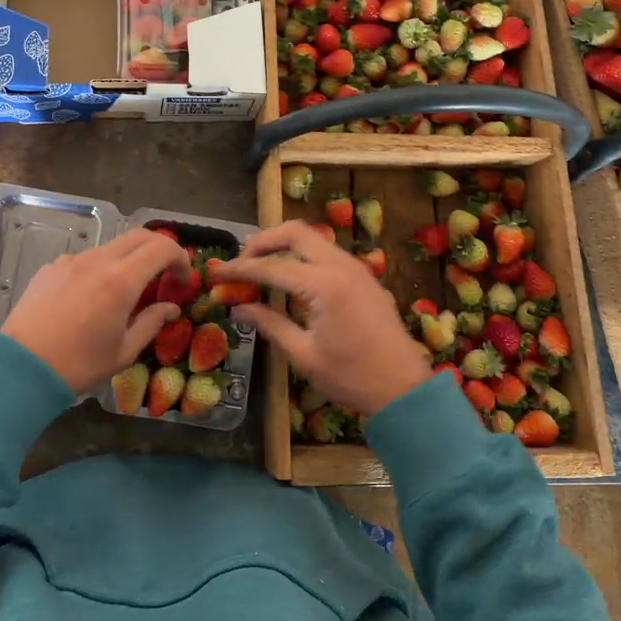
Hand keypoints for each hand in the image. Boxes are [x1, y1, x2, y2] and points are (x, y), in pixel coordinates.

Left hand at [1, 229, 188, 393]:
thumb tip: (171, 309)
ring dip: (128, 260)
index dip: (180, 258)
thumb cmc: (79, 364)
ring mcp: (70, 261)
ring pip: (110, 248)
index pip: (162, 248)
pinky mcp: (50, 268)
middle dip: (159, 249)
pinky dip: (99, 270)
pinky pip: (84, 260)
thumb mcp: (124, 351)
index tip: (183, 279)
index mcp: (121, 280)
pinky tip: (91, 300)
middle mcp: (97, 260)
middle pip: (138, 236)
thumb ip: (152, 323)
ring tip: (126, 293)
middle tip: (165, 275)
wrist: (20, 368)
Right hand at [219, 220, 430, 415]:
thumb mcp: (303, 355)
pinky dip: (303, 255)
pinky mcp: (364, 276)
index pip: (272, 267)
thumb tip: (238, 309)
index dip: (240, 269)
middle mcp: (341, 265)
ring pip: (312, 238)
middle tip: (240, 262)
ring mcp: (356, 267)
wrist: (404, 388)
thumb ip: (269, 324)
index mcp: (325, 285)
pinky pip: (327, 252)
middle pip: (294, 233)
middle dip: (262, 242)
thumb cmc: (351, 377)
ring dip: (283, 244)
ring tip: (259, 266)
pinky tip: (290, 276)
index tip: (216, 273)